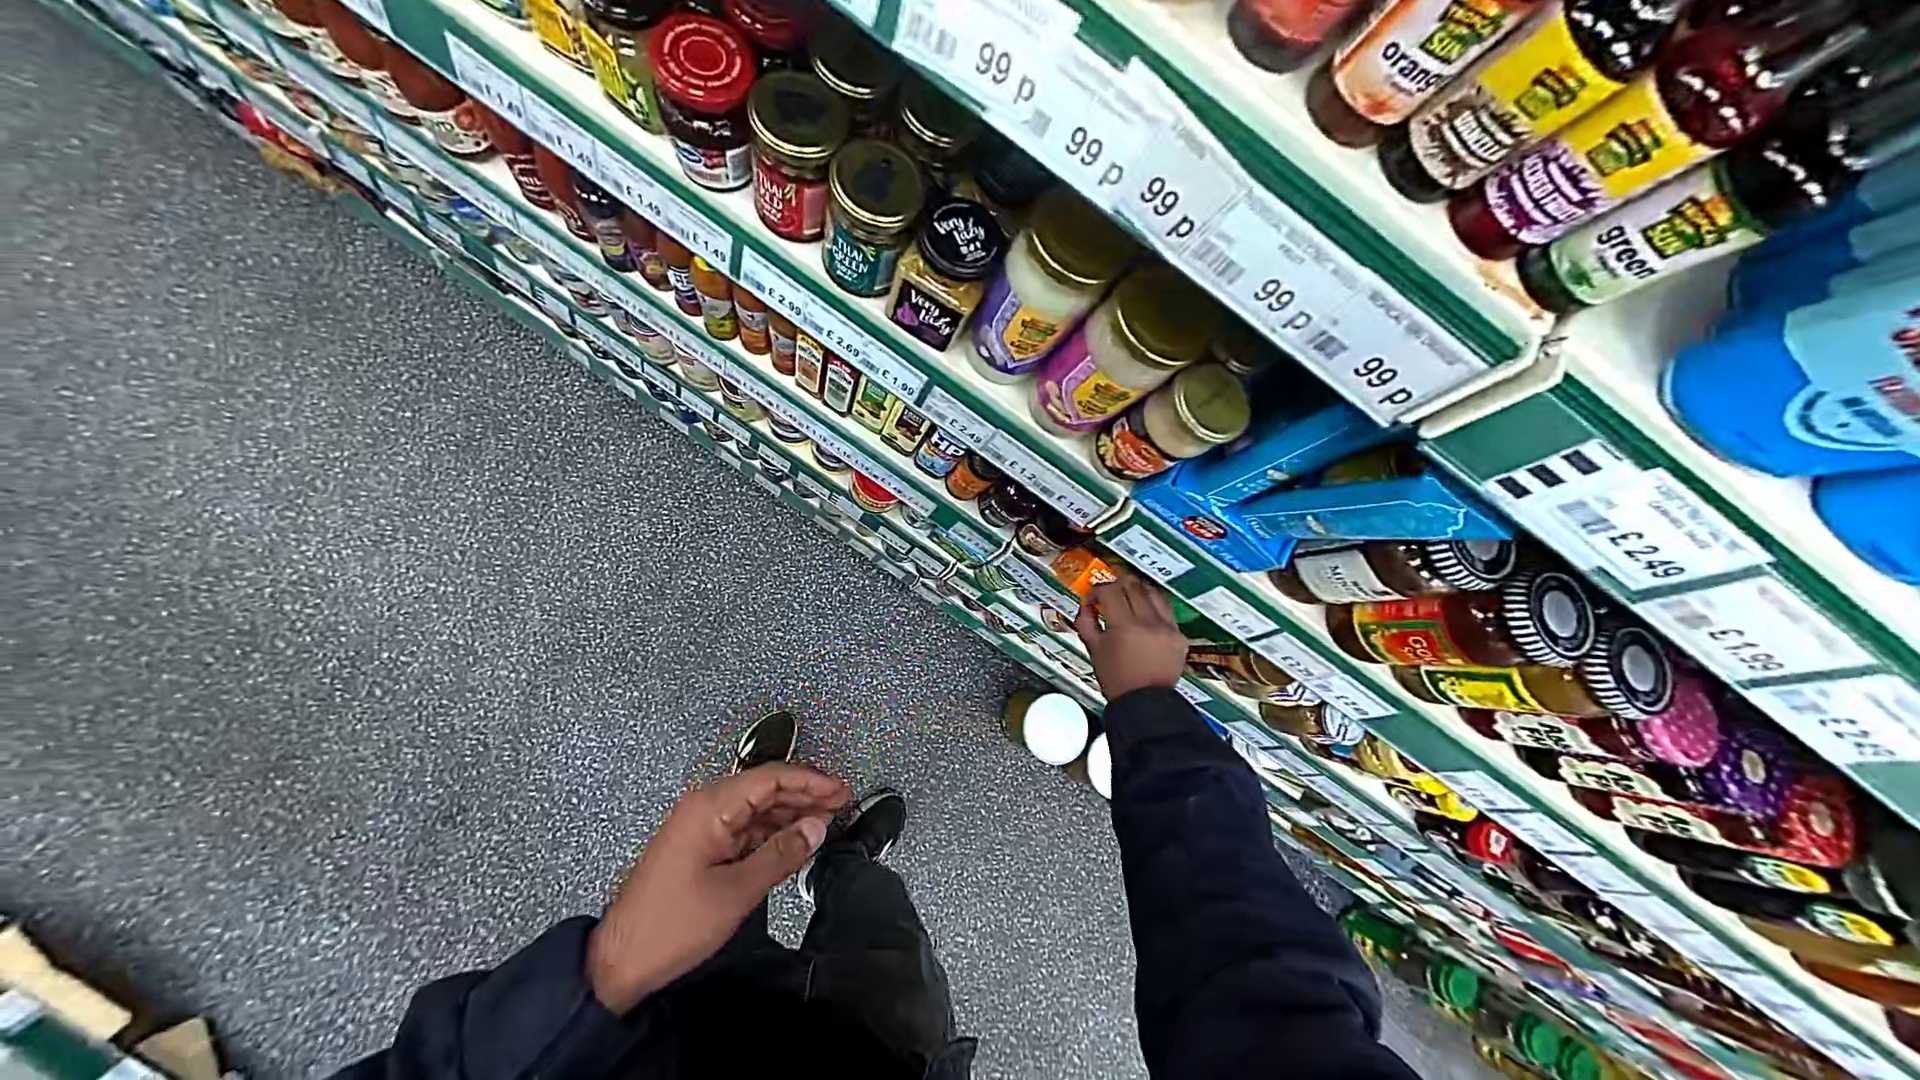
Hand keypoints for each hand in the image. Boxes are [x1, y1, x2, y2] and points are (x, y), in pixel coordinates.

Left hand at [586, 763, 849, 1011]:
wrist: (619, 962)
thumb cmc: (667, 927)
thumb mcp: (737, 891)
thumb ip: (782, 853)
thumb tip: (815, 827)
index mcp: (710, 808)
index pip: (771, 778)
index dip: (810, 781)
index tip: (837, 790)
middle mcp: (705, 807)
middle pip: (766, 787)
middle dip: (805, 793)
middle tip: (839, 802)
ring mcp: (702, 825)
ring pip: (758, 806)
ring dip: (791, 812)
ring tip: (823, 821)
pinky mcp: (702, 843)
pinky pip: (745, 825)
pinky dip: (773, 830)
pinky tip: (794, 839)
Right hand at [1076, 578, 1188, 700]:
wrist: (1144, 703)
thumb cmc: (1118, 682)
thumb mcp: (1094, 650)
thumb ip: (1086, 622)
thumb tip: (1086, 606)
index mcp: (1124, 627)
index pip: (1110, 592)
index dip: (1098, 590)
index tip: (1094, 597)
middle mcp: (1148, 624)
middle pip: (1133, 586)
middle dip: (1118, 583)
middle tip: (1110, 588)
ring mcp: (1167, 629)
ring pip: (1153, 593)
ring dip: (1139, 589)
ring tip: (1129, 593)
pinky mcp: (1178, 637)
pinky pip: (1167, 610)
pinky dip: (1154, 605)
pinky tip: (1146, 609)